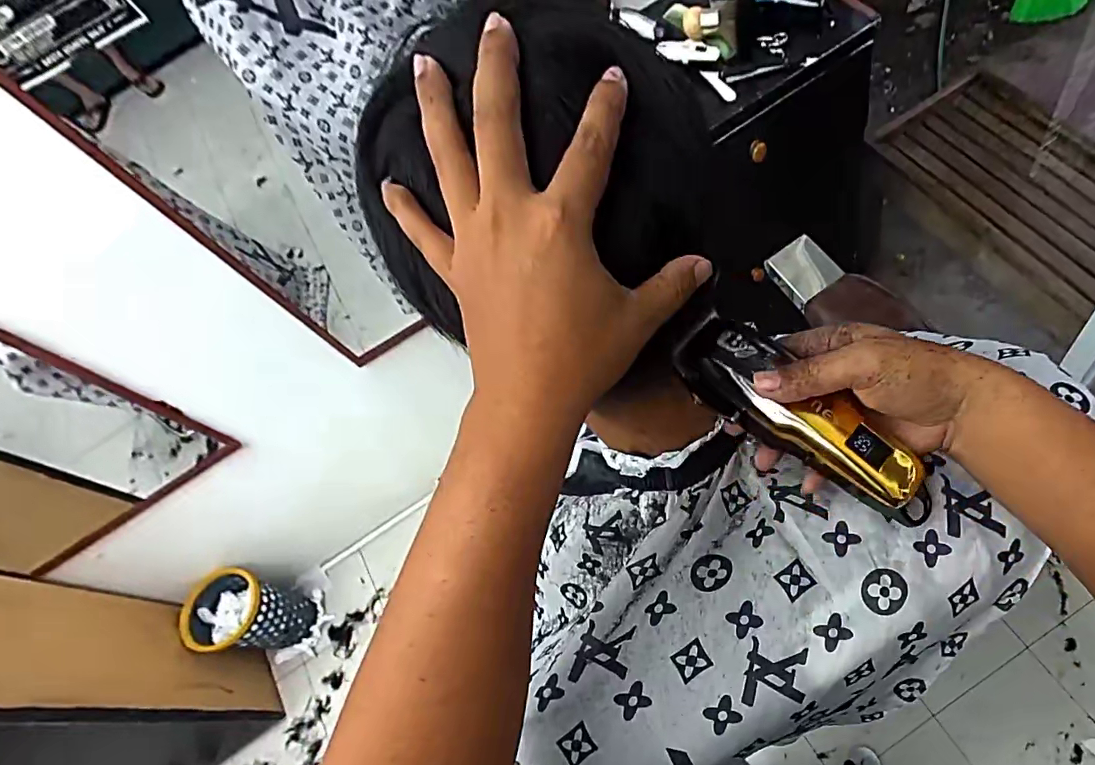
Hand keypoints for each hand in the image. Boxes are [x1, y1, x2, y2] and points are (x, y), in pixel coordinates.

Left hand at [378, 14, 710, 425]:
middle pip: (497, 126)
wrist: (529, 397)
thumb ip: (670, 285)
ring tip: (425, 67)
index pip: (589, 150)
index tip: (611, 79)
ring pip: (449, 158)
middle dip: (497, 71)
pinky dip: (406, 207)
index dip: (605, 111)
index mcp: (561, 223)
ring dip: (437, 109)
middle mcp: (511, 214)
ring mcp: (475, 237)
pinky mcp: (455, 266)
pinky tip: (392, 185)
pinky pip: (424, 229)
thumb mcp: (637, 318)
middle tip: (494, 29)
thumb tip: (702, 265)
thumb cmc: (583, 357)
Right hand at [744, 323, 992, 490]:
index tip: (738, 396)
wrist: (959, 412)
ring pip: (805, 429)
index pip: (787, 357)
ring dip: (786, 446)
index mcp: (833, 347)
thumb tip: (763, 381)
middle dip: (767, 419)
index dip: (761, 374)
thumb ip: (812, 374)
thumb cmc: (916, 373)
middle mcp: (834, 379)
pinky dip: (817, 467)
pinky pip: (829, 454)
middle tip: (747, 437)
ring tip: (766, 463)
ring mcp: (844, 412)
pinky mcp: (857, 440)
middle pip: (790, 399)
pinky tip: (809, 479)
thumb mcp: (861, 364)